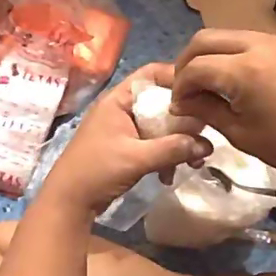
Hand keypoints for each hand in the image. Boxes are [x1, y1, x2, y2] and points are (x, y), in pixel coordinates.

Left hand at [41, 64, 212, 212]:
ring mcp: (123, 129)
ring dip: (178, 142)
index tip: (204, 92)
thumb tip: (207, 144)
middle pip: (161, 101)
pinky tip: (170, 175)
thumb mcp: (137, 158)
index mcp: (118, 100)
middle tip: (204, 137)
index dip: (177, 77)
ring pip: (160, 125)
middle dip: (184, 120)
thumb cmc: (96, 171)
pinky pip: (153, 143)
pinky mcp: (126, 148)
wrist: (68, 201)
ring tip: (195, 162)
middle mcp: (122, 109)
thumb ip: (172, 148)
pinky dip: (165, 156)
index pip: (151, 74)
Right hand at [170, 30, 275, 178]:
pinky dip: (232, 55)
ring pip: (227, 36)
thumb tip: (182, 103)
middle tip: (186, 89)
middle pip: (204, 39)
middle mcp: (258, 45)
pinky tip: (236, 81)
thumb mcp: (240, 133)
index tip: (178, 107)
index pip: (194, 67)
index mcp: (244, 70)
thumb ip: (206, 110)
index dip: (179, 87)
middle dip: (187, 62)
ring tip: (208, 85)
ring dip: (210, 56)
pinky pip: (249, 41)